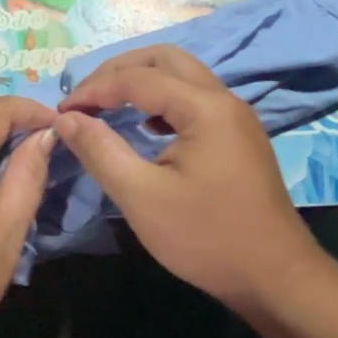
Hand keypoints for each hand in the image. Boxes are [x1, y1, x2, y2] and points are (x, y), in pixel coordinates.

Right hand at [52, 45, 327, 308]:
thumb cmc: (208, 238)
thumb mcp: (142, 197)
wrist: (277, 278)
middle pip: (164, 59)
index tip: (61, 112)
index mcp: (204, 107)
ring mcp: (235, 117)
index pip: (137, 78)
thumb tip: (67, 119)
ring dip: (141, 82)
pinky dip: (161, 100)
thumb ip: (101, 151)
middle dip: (118, 71)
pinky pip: (194, 99)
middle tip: (84, 98)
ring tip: (106, 106)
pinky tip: (144, 126)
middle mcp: (224, 100)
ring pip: (182, 75)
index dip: (93, 89)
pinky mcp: (238, 136)